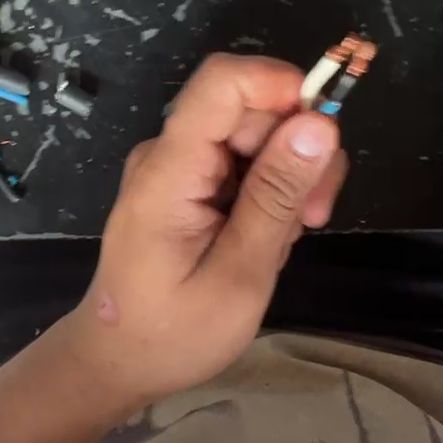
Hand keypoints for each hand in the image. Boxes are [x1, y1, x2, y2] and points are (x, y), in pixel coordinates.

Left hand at [61, 54, 348, 407]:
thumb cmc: (175, 332)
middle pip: (249, 110)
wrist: (119, 361)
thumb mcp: (239, 274)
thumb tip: (319, 123)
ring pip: (253, 138)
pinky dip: (266, 195)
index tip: (323, 136)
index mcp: (170, 169)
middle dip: (296, 151)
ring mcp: (175, 168)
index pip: (222, 81)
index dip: (281, 86)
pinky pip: (240, 165)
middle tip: (313, 218)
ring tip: (280, 242)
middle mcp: (168, 154)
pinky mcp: (185, 185)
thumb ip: (277, 196)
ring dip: (286, 181)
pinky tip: (263, 239)